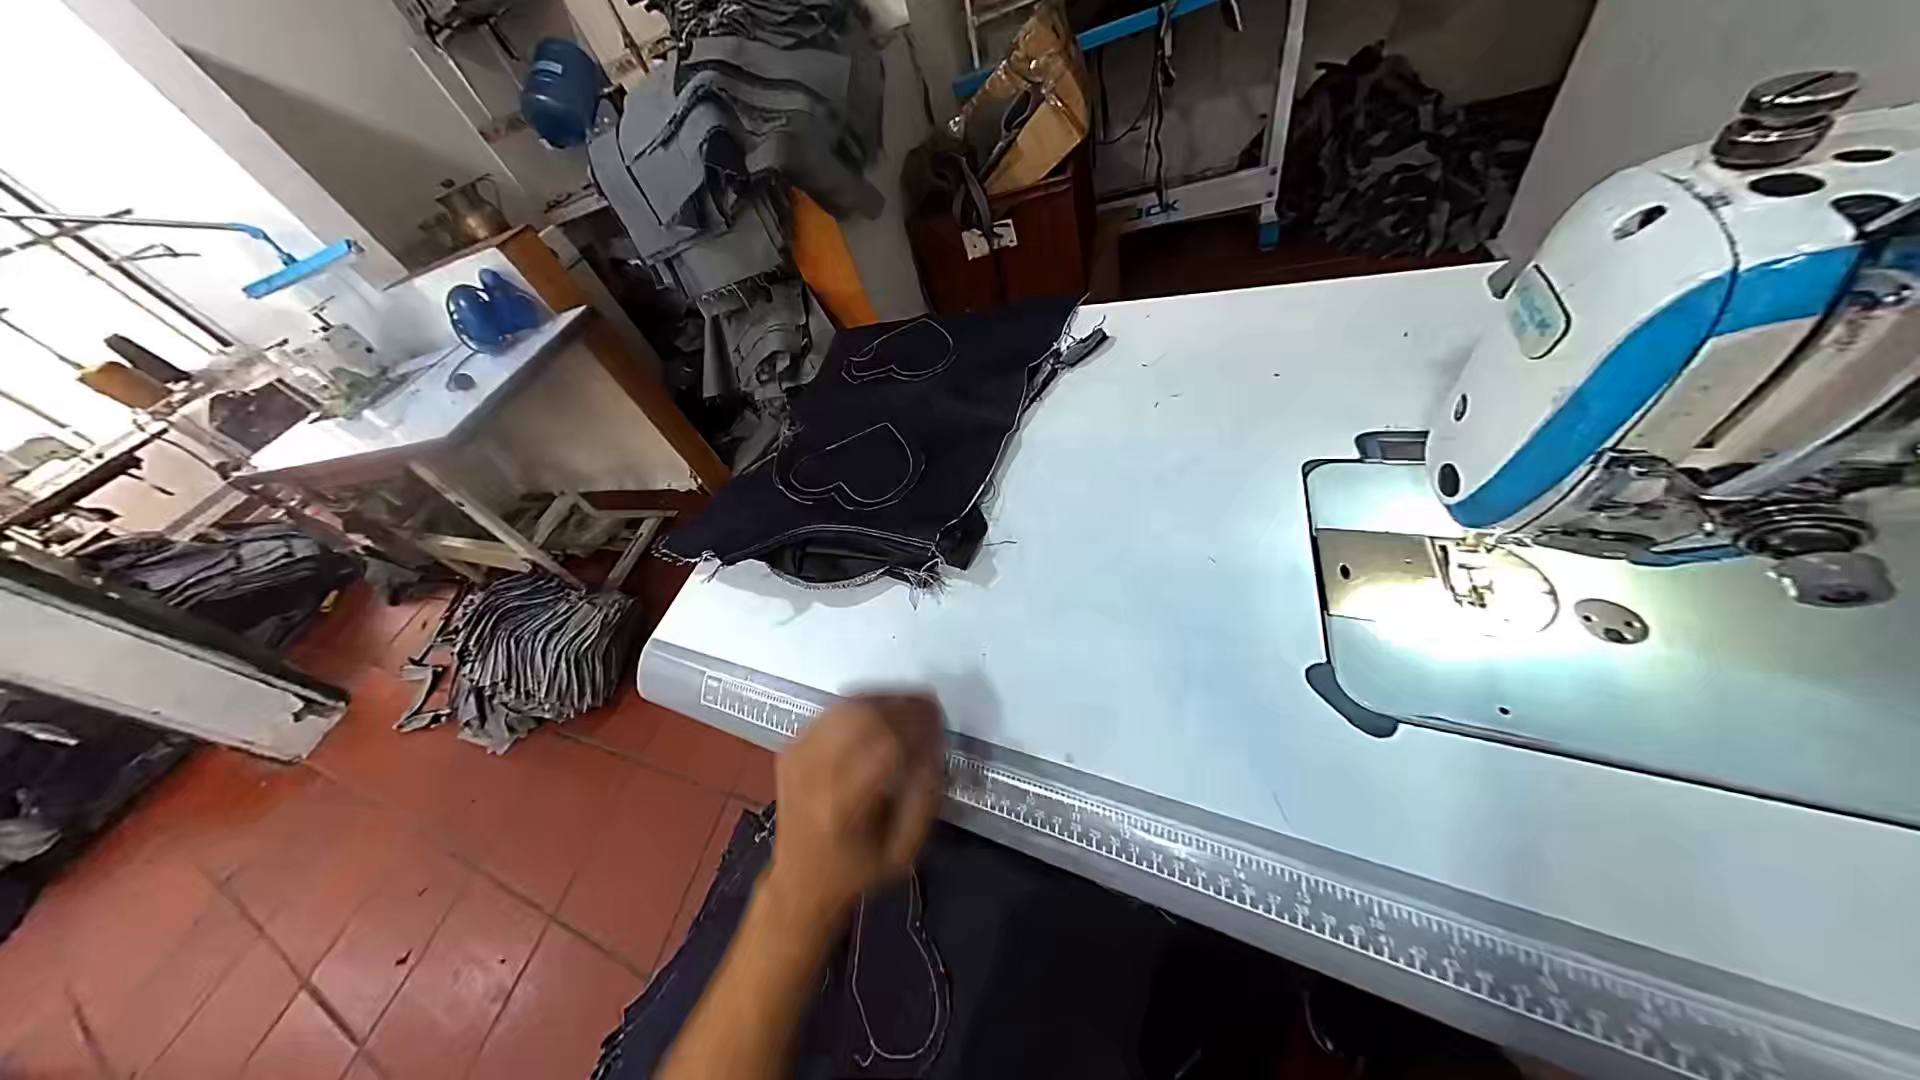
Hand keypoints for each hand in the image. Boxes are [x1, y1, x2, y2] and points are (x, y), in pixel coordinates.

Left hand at [763, 693, 945, 924]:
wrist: (799, 880)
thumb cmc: (855, 870)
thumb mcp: (903, 849)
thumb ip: (924, 795)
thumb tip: (934, 744)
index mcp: (840, 805)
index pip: (885, 743)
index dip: (917, 725)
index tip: (940, 723)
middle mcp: (812, 773)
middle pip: (865, 716)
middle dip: (905, 706)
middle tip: (931, 709)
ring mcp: (797, 755)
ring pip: (849, 705)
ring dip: (886, 698)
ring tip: (913, 705)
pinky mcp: (792, 746)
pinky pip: (833, 709)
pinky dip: (864, 702)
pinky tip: (884, 708)